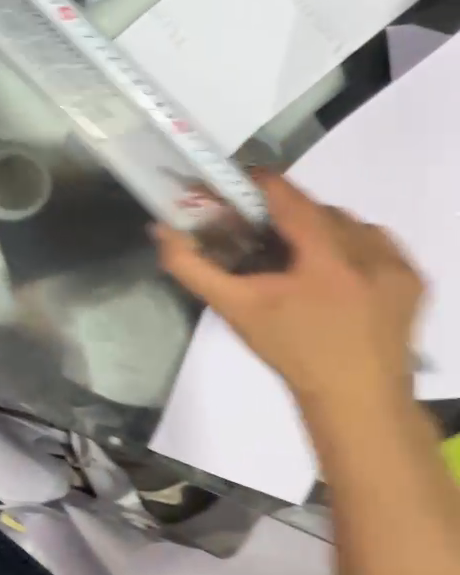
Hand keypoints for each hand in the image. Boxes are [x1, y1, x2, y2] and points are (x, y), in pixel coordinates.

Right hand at [154, 172, 423, 414]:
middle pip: (321, 209)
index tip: (235, 179)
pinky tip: (329, 263)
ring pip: (351, 223)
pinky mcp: (414, 283)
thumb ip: (189, 265)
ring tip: (292, 247)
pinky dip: (349, 240)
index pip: (294, 201)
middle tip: (254, 225)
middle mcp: (371, 258)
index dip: (262, 183)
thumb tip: (160, 229)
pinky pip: (377, 241)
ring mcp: (399, 271)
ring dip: (317, 224)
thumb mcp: (230, 307)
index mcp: (328, 262)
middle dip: (285, 210)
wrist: (355, 395)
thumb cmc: (289, 348)